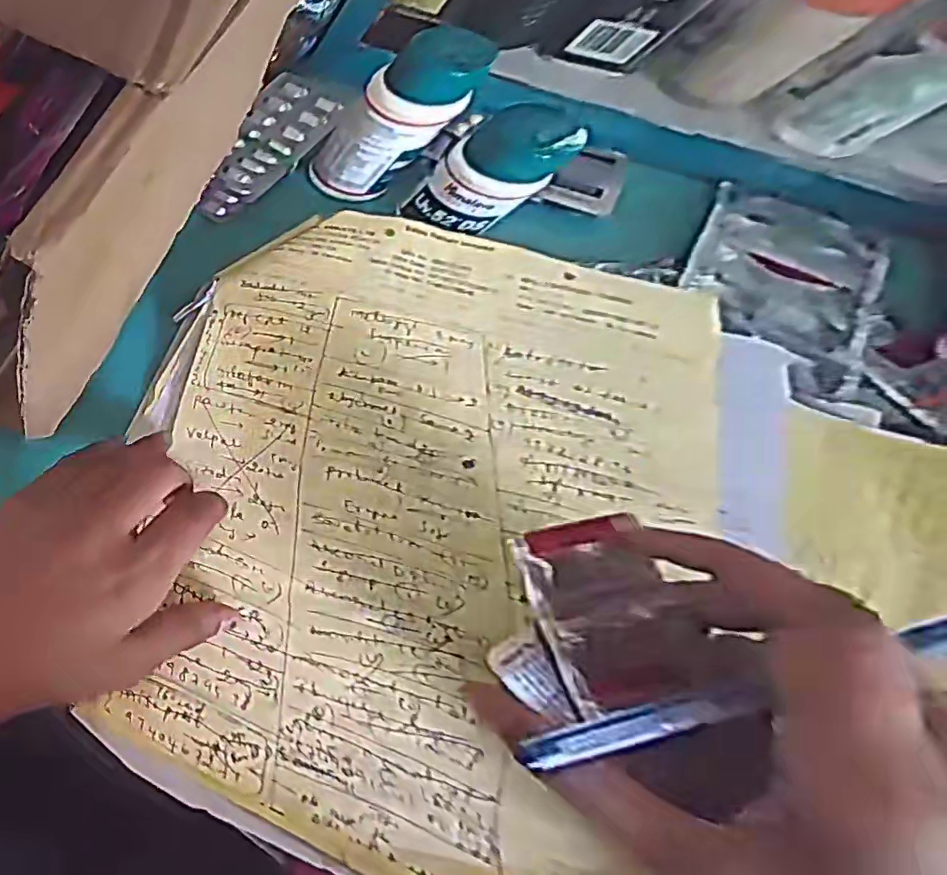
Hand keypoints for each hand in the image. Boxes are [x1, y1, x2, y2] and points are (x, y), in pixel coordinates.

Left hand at [0, 435, 233, 798]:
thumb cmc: (57, 662)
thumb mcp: (127, 663)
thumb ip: (182, 631)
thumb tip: (233, 610)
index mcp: (133, 575)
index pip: (190, 519)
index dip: (210, 507)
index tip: (210, 509)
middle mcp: (102, 529)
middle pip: (157, 472)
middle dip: (178, 474)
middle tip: (178, 488)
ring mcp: (62, 505)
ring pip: (118, 456)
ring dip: (144, 455)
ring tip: (152, 464)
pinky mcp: (31, 494)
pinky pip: (78, 458)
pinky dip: (104, 455)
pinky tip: (109, 463)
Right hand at [471, 528, 946, 874]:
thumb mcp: (685, 863)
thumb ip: (588, 782)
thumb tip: (487, 700)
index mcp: (871, 771)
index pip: (818, 622)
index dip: (724, 563)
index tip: (637, 545)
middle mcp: (931, 756)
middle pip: (821, 627)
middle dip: (718, 603)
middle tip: (643, 613)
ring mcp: (939, 768)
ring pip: (846, 661)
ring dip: (748, 643)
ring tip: (680, 664)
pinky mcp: (933, 781)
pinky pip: (872, 698)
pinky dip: (788, 684)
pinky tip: (738, 719)